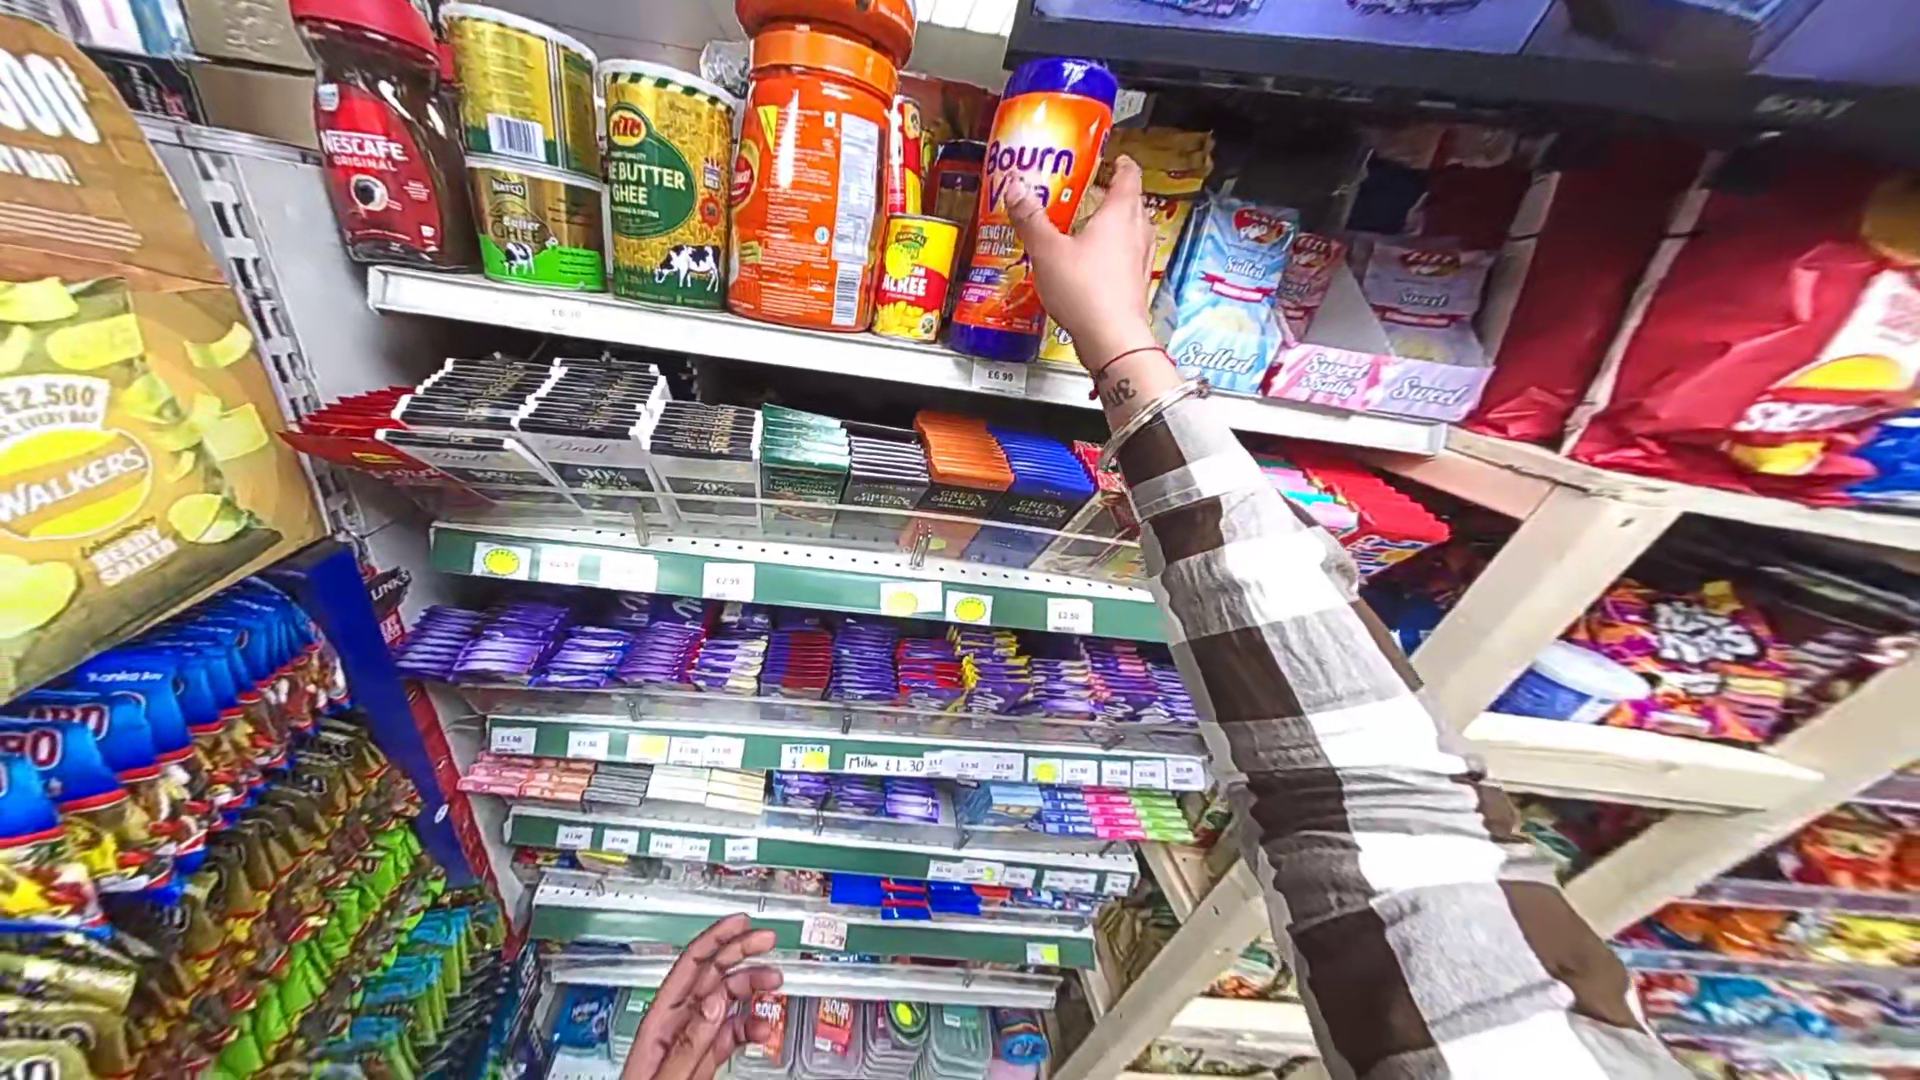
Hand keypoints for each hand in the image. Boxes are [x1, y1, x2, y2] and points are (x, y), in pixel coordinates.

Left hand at [619, 914, 782, 1079]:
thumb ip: (686, 1048)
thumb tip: (713, 1002)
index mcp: (657, 1028)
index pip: (688, 968)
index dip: (715, 938)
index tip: (741, 922)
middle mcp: (675, 1029)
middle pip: (711, 976)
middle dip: (741, 953)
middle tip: (769, 941)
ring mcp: (691, 1046)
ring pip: (726, 1002)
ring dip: (752, 989)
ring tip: (774, 985)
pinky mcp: (704, 1066)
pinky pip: (730, 1035)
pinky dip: (750, 1027)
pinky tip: (762, 1030)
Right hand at [1004, 155, 1180, 425]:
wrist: (1111, 339)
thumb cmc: (1084, 291)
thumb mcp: (1048, 252)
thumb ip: (1031, 219)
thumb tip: (1015, 188)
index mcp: (1119, 213)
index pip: (1128, 176)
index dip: (1121, 165)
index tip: (1113, 160)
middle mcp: (1137, 234)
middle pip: (1133, 204)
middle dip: (1115, 197)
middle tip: (1095, 196)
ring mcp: (1140, 262)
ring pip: (1135, 234)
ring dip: (1119, 229)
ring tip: (1096, 232)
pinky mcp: (1136, 288)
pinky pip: (1129, 263)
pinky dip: (1117, 258)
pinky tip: (1098, 270)